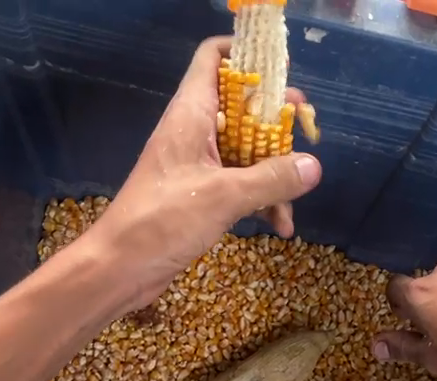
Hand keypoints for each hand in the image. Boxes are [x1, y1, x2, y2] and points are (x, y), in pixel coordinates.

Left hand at [82, 36, 321, 309]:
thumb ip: (271, 179)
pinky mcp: (199, 198)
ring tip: (298, 196)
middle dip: (275, 122)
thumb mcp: (224, 196)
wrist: (122, 267)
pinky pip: (238, 187)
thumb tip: (314, 166)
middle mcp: (194, 133)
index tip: (282, 76)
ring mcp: (197, 167)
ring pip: (245, 153)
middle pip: (241, 108)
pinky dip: (260, 201)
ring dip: (273, 173)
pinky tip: (280, 226)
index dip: (247, 57)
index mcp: (191, 113)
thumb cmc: (164, 220)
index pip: (214, 58)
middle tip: (307, 132)